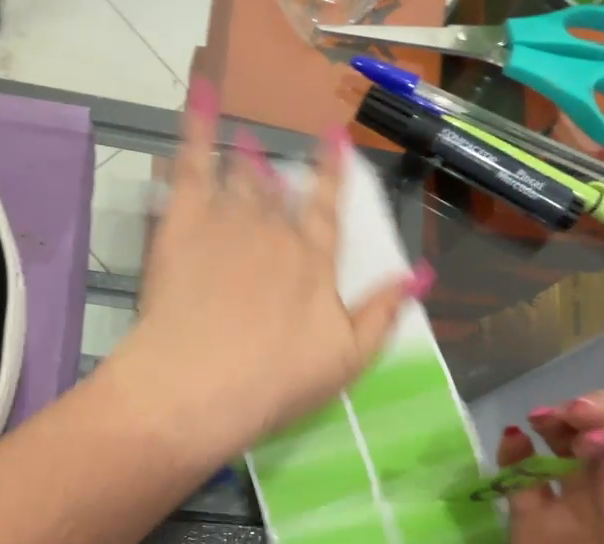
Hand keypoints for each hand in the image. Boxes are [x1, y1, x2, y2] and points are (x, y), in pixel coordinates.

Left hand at [104, 79, 427, 452]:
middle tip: (276, 166)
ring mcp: (229, 221)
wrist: (197, 387)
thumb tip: (421, 274)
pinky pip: (192, 164)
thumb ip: (382, 314)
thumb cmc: (274, 384)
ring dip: (247, 161)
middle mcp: (276, 231)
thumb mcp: (344, 360)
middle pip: (281, 196)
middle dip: (282, 180)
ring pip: (242, 179)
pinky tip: (201, 97)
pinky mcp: (182, 223)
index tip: (335, 138)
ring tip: (248, 146)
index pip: (329, 208)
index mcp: (315, 262)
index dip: (334, 173)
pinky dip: (197, 128)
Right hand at [496, 393, 603, 543]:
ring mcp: (576, 522)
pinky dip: (519, 463)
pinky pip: (528, 488)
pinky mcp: (533, 535)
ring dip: (554, 435)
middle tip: (558, 415)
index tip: (587, 424)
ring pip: (568, 461)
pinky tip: (511, 446)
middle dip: (587, 424)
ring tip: (533, 422)